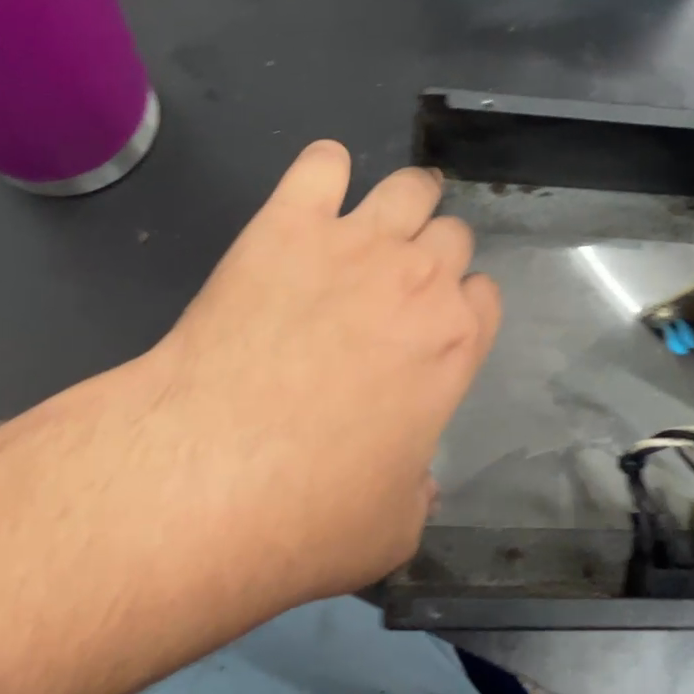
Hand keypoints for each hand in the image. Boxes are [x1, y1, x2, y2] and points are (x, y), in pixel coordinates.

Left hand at [143, 141, 498, 606]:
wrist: (209, 472)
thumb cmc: (311, 510)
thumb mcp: (392, 528)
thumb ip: (418, 492)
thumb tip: (417, 481)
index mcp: (455, 342)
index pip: (484, 295)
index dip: (461, 308)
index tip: (434, 326)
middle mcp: (419, 278)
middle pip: (453, 234)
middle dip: (435, 254)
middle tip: (398, 282)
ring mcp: (354, 242)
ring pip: (409, 186)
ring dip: (405, 199)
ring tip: (378, 220)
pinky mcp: (287, 224)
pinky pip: (322, 164)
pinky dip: (325, 168)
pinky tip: (316, 190)